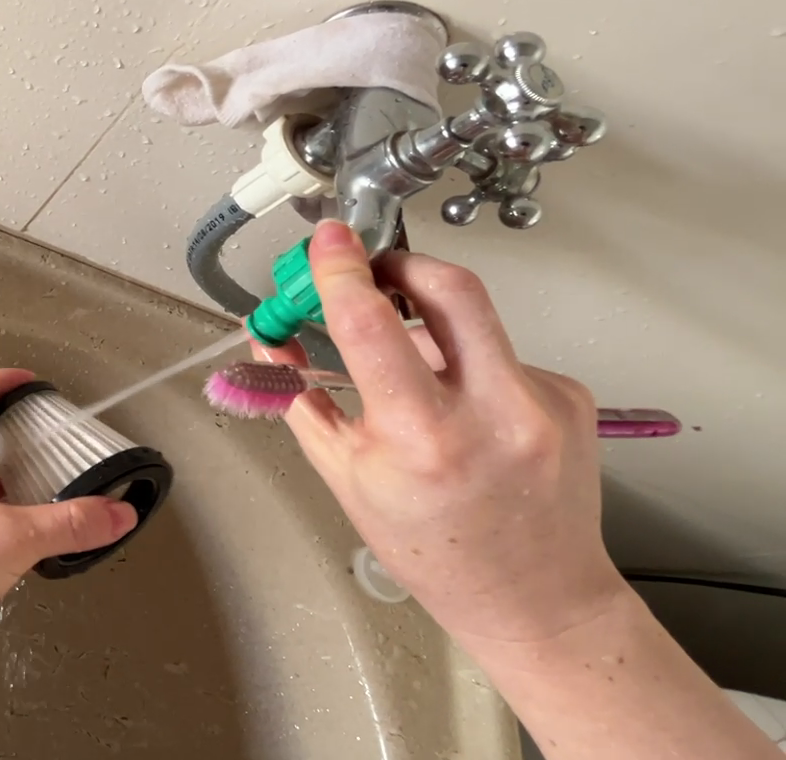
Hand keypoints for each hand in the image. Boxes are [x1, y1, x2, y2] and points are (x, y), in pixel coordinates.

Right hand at [265, 221, 630, 646]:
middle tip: (369, 271)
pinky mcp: (569, 397)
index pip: (370, 325)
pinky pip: (496, 351)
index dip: (340, 272)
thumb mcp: (340, 470)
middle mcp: (496, 412)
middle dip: (400, 263)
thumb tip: (269, 340)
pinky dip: (460, 361)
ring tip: (406, 374)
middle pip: (452, 289)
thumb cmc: (430, 546)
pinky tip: (453, 403)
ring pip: (470, 320)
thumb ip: (299, 396)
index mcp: (423, 436)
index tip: (327, 240)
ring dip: (423, 324)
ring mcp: (544, 402)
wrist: (536, 598)